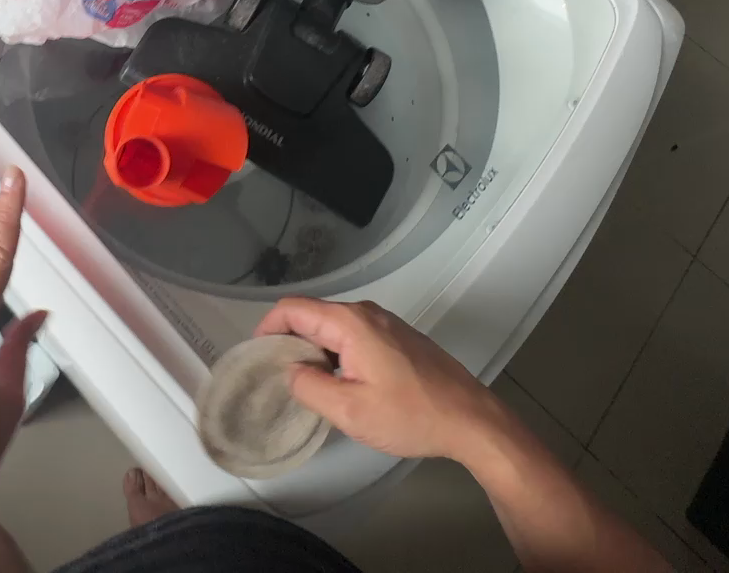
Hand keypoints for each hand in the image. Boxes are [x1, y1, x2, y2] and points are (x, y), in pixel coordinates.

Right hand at [253, 297, 498, 460]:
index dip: (268, 328)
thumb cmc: (410, 414)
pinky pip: (353, 333)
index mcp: (349, 322)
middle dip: (289, 341)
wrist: (471, 419)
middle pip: (311, 314)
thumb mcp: (350, 411)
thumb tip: (290, 369)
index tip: (257, 356)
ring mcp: (383, 321)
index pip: (293, 309)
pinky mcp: (397, 335)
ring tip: (308, 383)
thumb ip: (309, 386)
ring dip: (314, 348)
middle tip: (280, 376)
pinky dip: (335, 351)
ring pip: (332, 325)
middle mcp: (364, 312)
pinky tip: (341, 381)